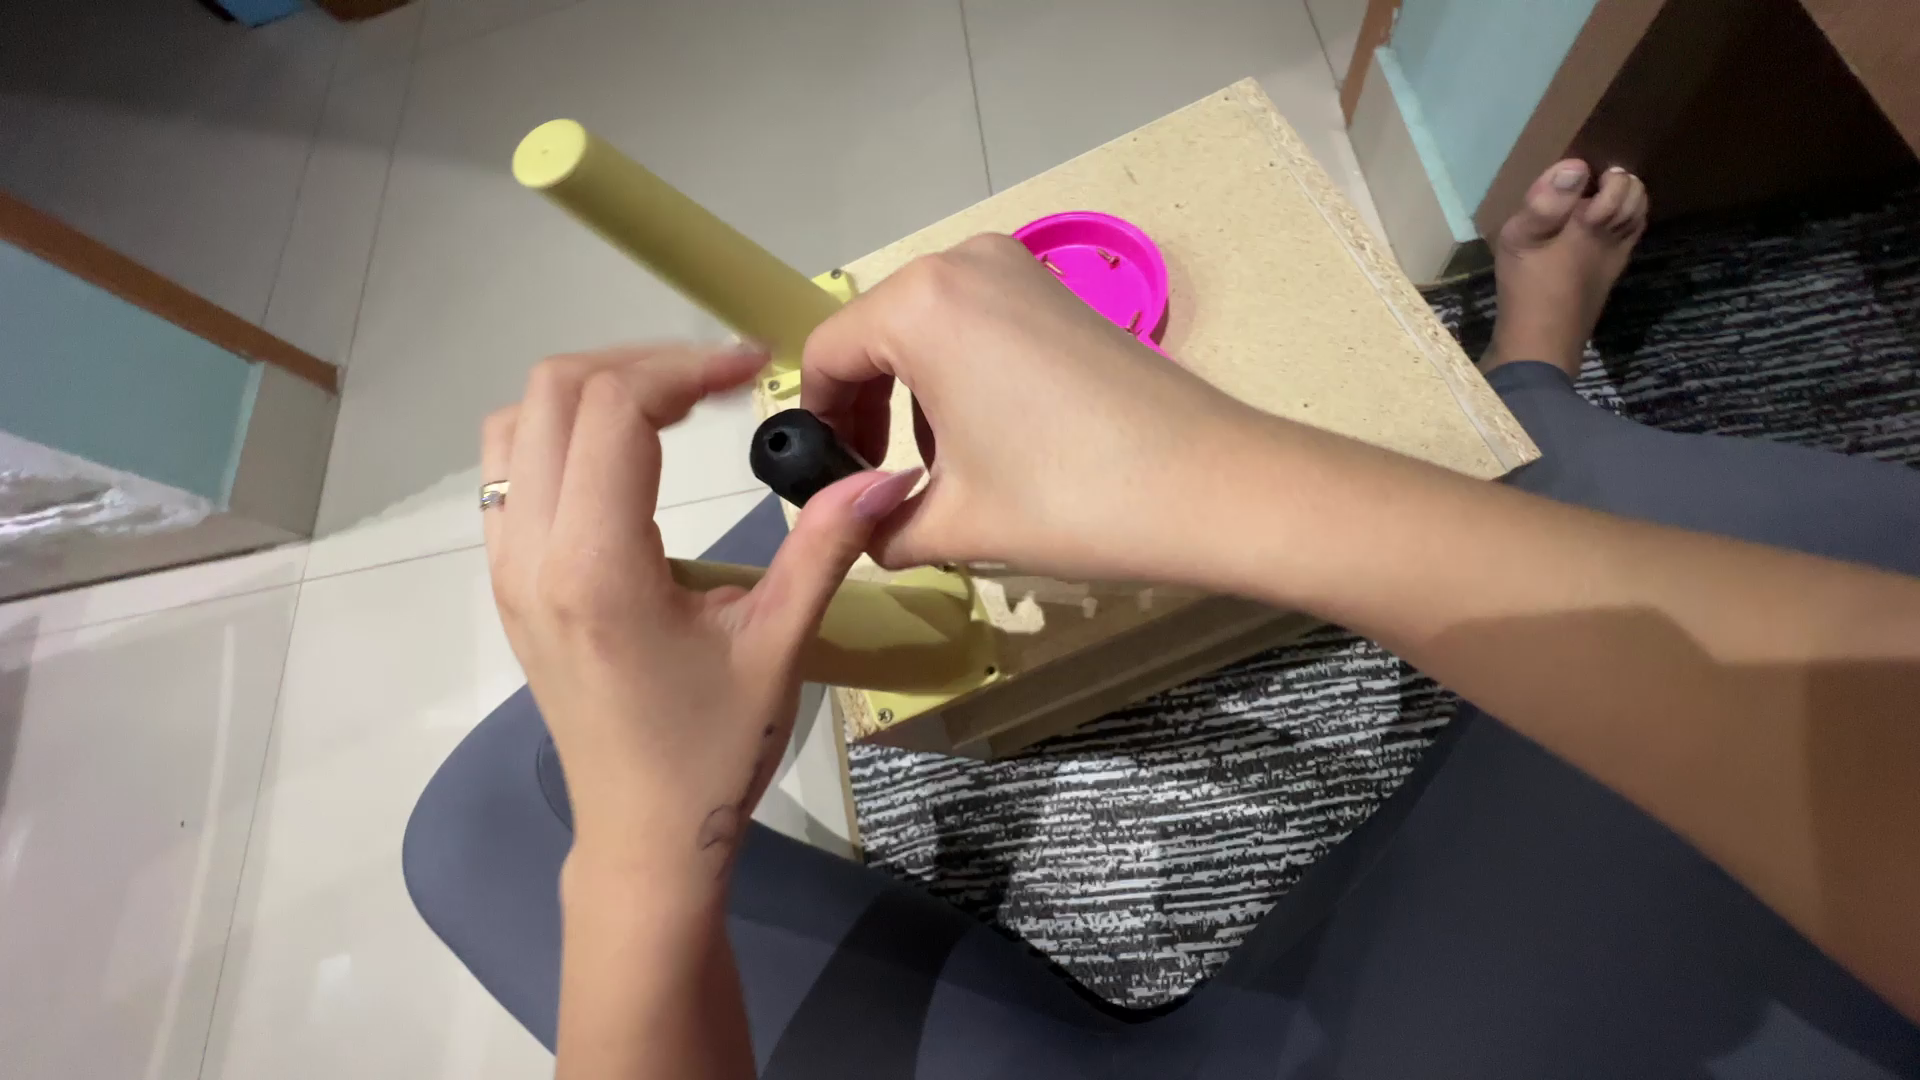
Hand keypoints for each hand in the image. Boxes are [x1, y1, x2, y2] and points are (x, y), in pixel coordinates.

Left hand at [482, 345, 916, 882]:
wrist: (645, 834)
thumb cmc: (715, 749)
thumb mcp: (779, 644)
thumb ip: (827, 546)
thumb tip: (889, 475)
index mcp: (598, 566)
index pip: (616, 409)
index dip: (688, 367)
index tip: (756, 368)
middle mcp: (531, 553)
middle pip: (552, 393)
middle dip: (642, 364)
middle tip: (719, 379)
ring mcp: (506, 568)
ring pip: (516, 424)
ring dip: (594, 391)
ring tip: (674, 403)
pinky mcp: (508, 583)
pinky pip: (511, 470)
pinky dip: (562, 432)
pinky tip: (626, 457)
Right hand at [802, 233, 1263, 580]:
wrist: (1211, 485)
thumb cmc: (1067, 499)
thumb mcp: (958, 523)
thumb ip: (887, 529)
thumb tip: (868, 535)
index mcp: (920, 305)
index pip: (826, 354)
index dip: (816, 420)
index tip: (829, 476)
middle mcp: (963, 263)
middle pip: (876, 335)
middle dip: (867, 409)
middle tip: (882, 480)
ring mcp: (1019, 269)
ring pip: (928, 331)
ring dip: (917, 398)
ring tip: (944, 470)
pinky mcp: (1059, 292)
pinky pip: (978, 326)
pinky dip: (961, 378)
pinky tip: (993, 438)